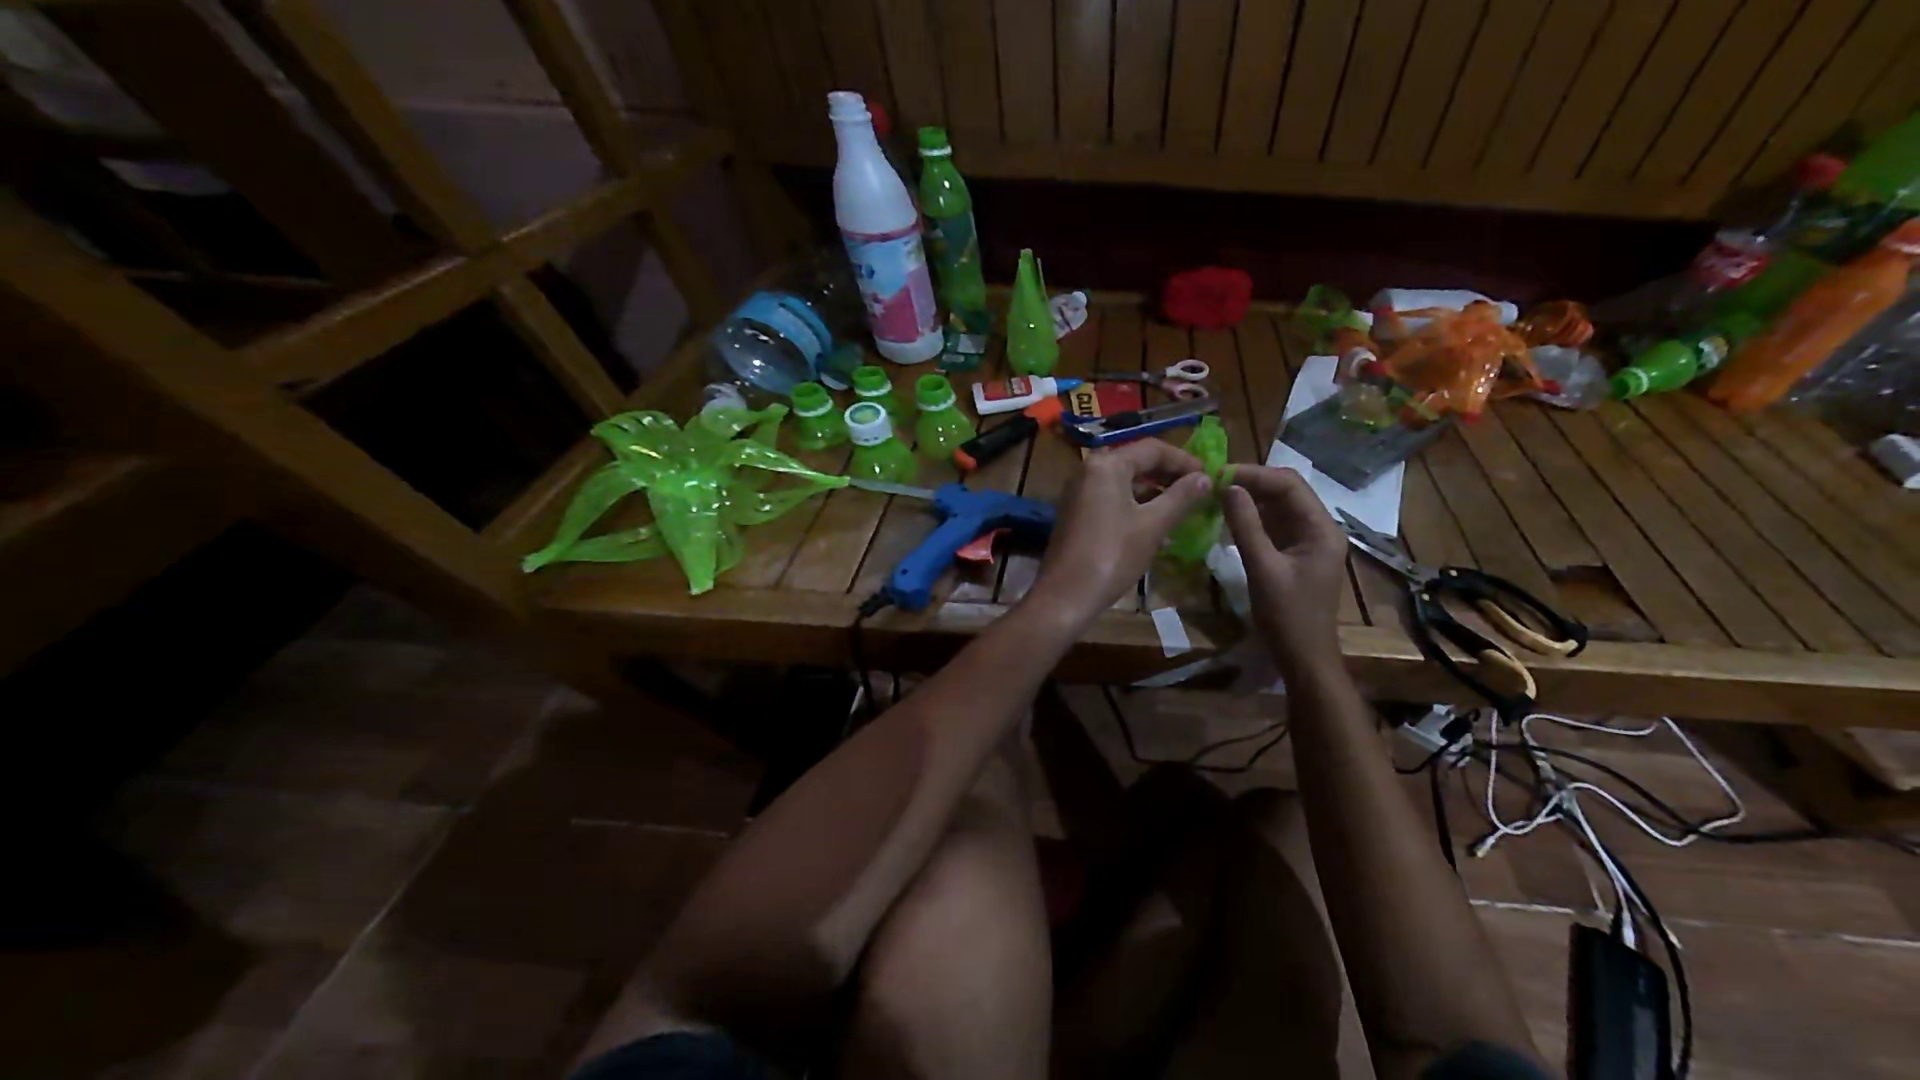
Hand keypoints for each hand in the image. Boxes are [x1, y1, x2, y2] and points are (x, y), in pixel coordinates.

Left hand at [1029, 439, 1212, 624]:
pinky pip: (1112, 500)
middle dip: (1169, 476)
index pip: (1152, 449)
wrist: (1066, 594)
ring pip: (1125, 483)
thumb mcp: (1153, 525)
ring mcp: (1079, 492)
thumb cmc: (1113, 555)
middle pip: (1137, 463)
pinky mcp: (1077, 513)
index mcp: (1106, 465)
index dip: (1184, 460)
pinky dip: (1136, 507)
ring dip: (1155, 493)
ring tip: (1184, 508)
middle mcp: (1088, 471)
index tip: (1209, 475)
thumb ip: (1181, 497)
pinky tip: (1159, 526)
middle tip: (1199, 490)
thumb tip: (1205, 478)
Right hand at [1222, 465, 1347, 672]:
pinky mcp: (1293, 552)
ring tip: (1214, 495)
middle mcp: (1319, 528)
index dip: (1254, 474)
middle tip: (1212, 482)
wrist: (1303, 656)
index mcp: (1321, 529)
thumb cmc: (1287, 616)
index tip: (1218, 474)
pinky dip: (1250, 517)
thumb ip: (1246, 526)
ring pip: (1277, 506)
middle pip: (1285, 490)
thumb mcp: (1262, 569)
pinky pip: (1272, 524)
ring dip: (1248, 498)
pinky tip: (1226, 516)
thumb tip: (1228, 487)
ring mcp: (1306, 540)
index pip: (1289, 484)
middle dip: (1250, 482)